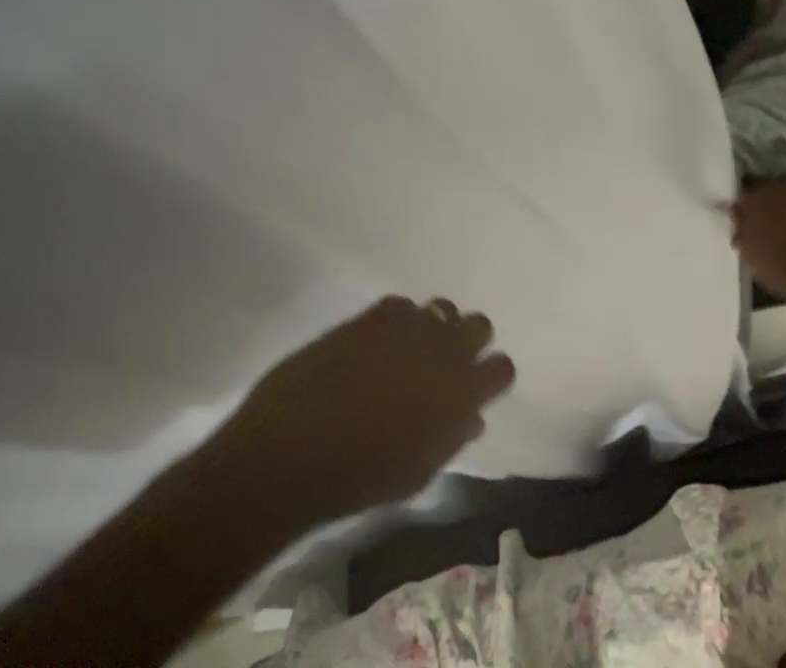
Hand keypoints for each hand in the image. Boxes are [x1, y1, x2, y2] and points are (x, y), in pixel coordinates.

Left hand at [213, 296, 515, 526]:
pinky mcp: (365, 321)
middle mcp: (441, 353)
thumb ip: (452, 439)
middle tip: (446, 363)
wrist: (283, 460)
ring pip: (441, 309)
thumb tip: (472, 417)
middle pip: (479, 325)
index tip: (477, 387)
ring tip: (412, 348)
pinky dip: (398, 319)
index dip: (492, 375)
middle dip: (469, 341)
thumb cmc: (357, 480)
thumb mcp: (418, 474)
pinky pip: (398, 304)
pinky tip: (380, 341)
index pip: (502, 368)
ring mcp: (403, 331)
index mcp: (461, 394)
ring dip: (434, 327)